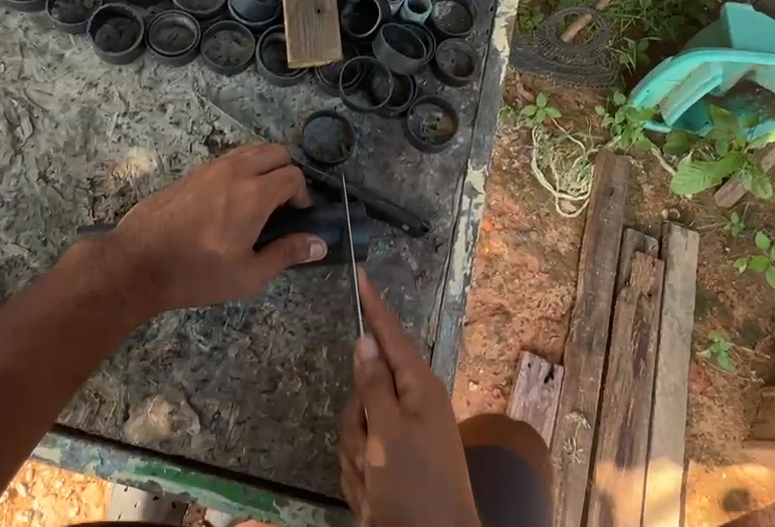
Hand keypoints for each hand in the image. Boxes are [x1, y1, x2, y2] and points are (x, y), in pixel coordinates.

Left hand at [99, 143, 326, 314]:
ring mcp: (211, 167)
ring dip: (264, 166)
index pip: (293, 176)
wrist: (137, 263)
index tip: (296, 218)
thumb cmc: (196, 273)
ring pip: (251, 150)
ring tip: (258, 199)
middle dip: (287, 172)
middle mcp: (236, 171)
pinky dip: (241, 169)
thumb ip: (286, 254)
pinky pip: (228, 158)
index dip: (302, 195)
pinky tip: (231, 201)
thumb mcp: (247, 275)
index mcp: (254, 194)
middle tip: (281, 205)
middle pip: (275, 151)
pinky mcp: (192, 172)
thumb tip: (319, 244)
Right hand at [338, 272, 477, 526]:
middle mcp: (410, 408)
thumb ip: (373, 385)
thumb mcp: (389, 433)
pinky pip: (357, 458)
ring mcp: (399, 440)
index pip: (391, 336)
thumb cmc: (417, 486)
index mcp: (419, 389)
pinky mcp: (388, 468)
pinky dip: (360, 481)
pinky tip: (375, 501)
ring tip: (376, 483)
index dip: (374, 307)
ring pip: (354, 427)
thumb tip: (365, 340)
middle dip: (357, 423)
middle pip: (362, 390)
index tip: (361, 273)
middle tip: (371, 451)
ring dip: (358, 457)